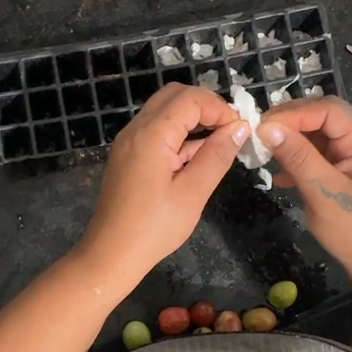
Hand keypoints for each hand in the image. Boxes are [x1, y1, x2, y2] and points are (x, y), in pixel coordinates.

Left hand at [74, 83, 249, 290]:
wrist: (110, 254)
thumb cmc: (154, 227)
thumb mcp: (193, 193)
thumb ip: (216, 156)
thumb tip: (239, 128)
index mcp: (150, 135)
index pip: (190, 99)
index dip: (219, 108)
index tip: (240, 131)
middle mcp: (135, 130)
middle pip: (174, 97)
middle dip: (206, 107)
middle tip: (230, 131)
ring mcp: (128, 143)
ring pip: (163, 113)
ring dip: (192, 121)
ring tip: (219, 145)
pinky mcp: (127, 157)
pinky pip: (155, 132)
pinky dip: (178, 136)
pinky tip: (197, 159)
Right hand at [258, 96, 351, 289]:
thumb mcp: (323, 193)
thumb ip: (297, 157)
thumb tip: (266, 128)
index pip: (328, 110)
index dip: (293, 114)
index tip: (261, 127)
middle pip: (326, 117)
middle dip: (292, 124)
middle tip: (261, 137)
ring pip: (323, 135)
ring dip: (294, 142)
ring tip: (268, 155)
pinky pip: (325, 153)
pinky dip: (302, 158)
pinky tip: (283, 176)